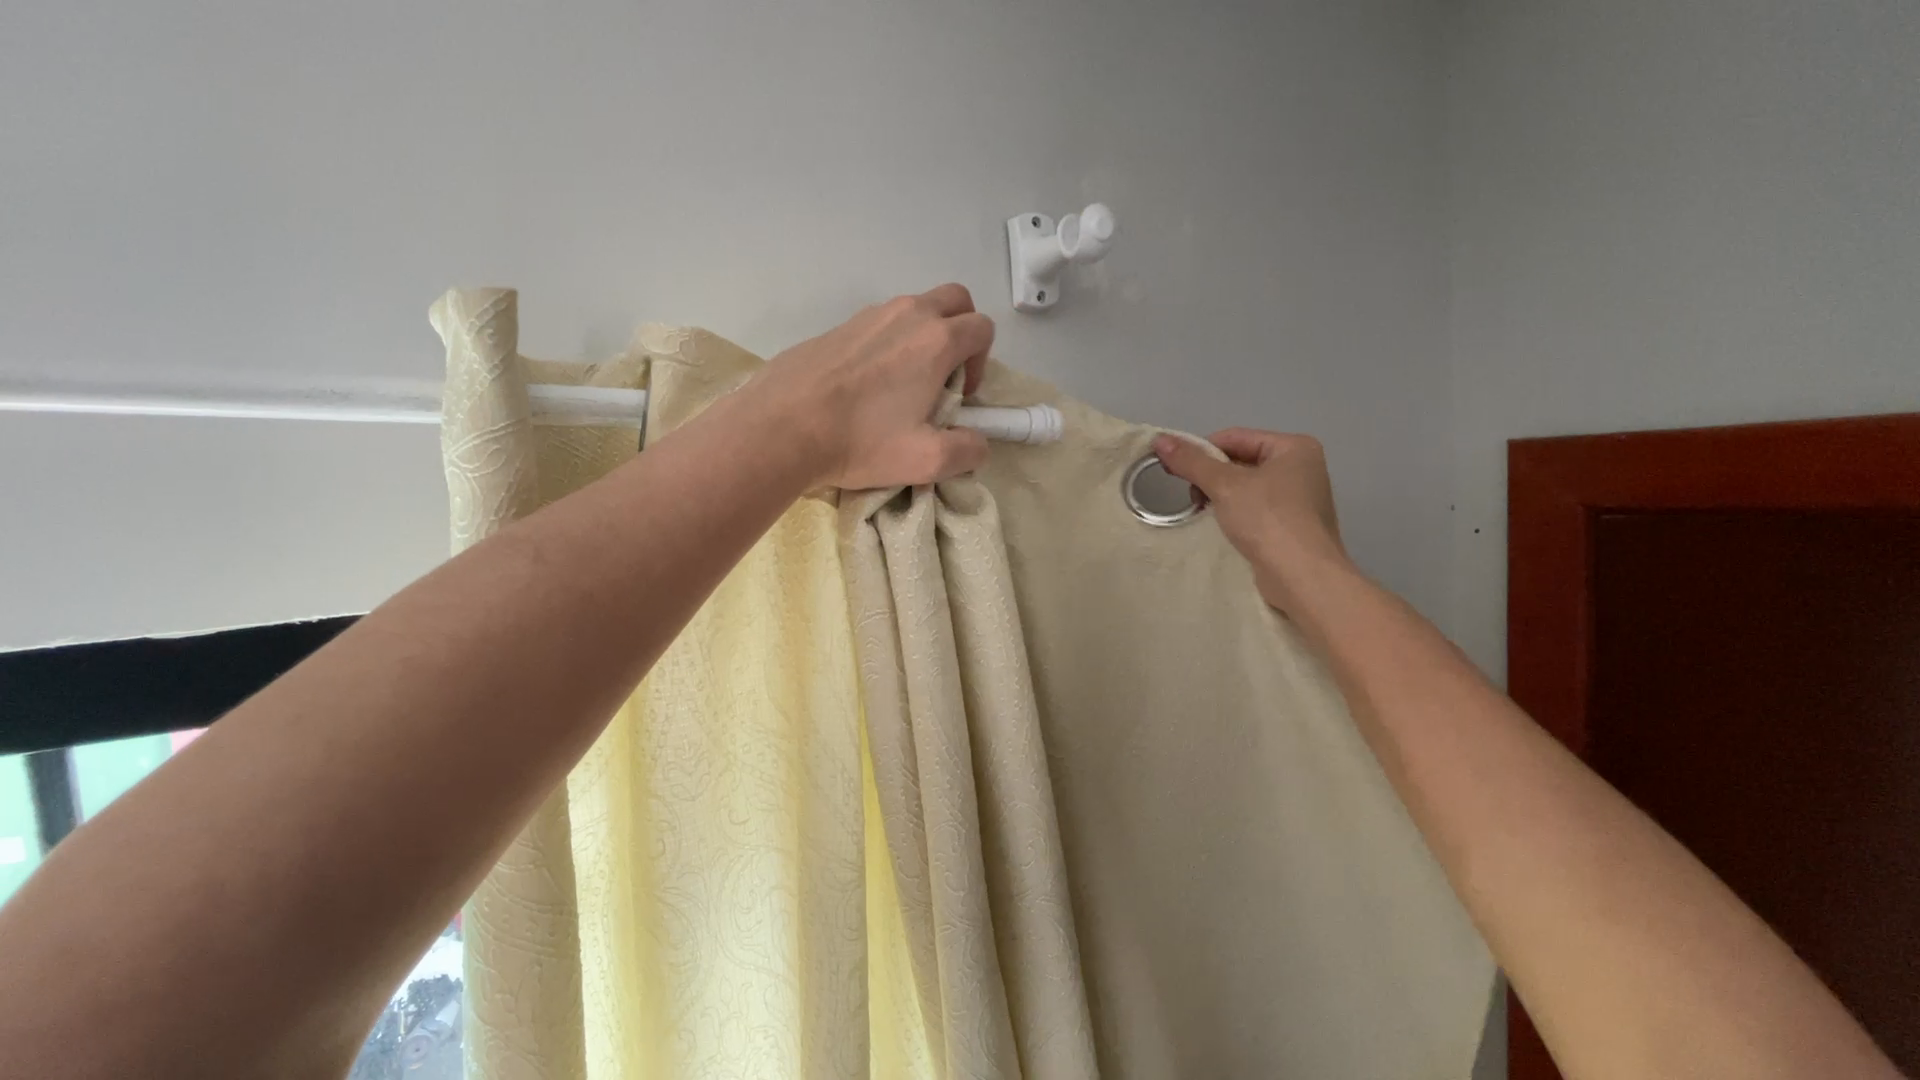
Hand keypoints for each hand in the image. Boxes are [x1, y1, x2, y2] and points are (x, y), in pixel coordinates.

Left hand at [754, 284, 994, 489]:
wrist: (782, 427)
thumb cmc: (860, 441)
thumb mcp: (925, 461)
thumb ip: (967, 451)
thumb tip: (977, 444)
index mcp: (936, 341)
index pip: (982, 328)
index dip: (982, 362)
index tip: (960, 395)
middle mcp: (907, 315)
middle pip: (955, 300)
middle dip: (962, 331)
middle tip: (944, 374)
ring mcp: (868, 315)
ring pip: (914, 309)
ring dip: (923, 336)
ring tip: (903, 384)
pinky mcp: (837, 326)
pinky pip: (878, 324)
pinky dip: (888, 342)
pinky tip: (865, 385)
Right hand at [1152, 429, 1348, 612]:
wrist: (1303, 577)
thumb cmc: (1268, 520)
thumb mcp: (1224, 485)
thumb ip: (1192, 462)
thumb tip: (1160, 440)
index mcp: (1293, 447)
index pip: (1235, 437)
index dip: (1202, 451)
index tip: (1177, 472)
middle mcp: (1301, 467)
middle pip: (1241, 461)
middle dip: (1211, 476)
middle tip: (1193, 498)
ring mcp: (1300, 498)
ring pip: (1247, 486)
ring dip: (1221, 496)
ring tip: (1203, 512)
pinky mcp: (1293, 525)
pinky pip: (1256, 508)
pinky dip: (1236, 513)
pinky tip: (1224, 527)